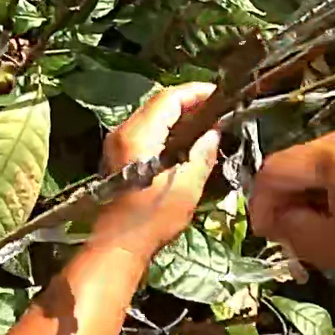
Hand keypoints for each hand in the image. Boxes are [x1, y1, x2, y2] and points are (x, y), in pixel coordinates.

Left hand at [91, 83, 221, 257]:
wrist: (118, 242)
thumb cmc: (152, 217)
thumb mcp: (186, 186)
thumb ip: (201, 154)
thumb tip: (212, 132)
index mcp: (138, 135)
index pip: (167, 99)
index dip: (195, 92)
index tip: (219, 95)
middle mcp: (122, 132)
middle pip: (157, 104)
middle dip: (187, 102)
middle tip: (216, 109)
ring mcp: (116, 143)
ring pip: (149, 116)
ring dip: (176, 116)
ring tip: (205, 122)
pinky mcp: (116, 155)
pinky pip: (143, 131)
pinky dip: (164, 129)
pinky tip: (184, 140)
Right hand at [247, 121, 334, 291]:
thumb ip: (295, 232)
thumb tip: (278, 220)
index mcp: (334, 151)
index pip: (273, 171)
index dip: (261, 206)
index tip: (266, 238)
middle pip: (300, 167)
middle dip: (291, 204)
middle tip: (297, 241)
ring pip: (326, 168)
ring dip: (317, 200)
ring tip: (333, 235)